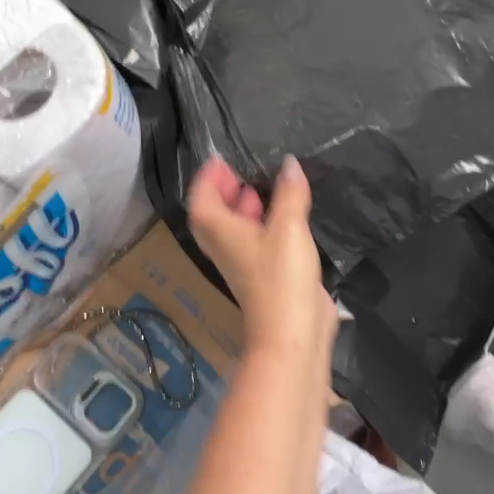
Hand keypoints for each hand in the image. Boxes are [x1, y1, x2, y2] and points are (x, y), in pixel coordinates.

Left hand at [186, 155, 336, 363]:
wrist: (292, 333)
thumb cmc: (281, 275)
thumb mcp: (288, 226)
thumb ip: (289, 193)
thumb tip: (288, 164)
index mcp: (221, 233)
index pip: (200, 202)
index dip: (206, 179)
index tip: (221, 161)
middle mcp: (227, 248)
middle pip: (213, 217)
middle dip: (222, 192)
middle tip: (239, 173)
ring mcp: (244, 264)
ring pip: (233, 231)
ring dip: (242, 209)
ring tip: (260, 189)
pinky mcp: (265, 276)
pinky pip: (254, 242)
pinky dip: (262, 225)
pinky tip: (284, 218)